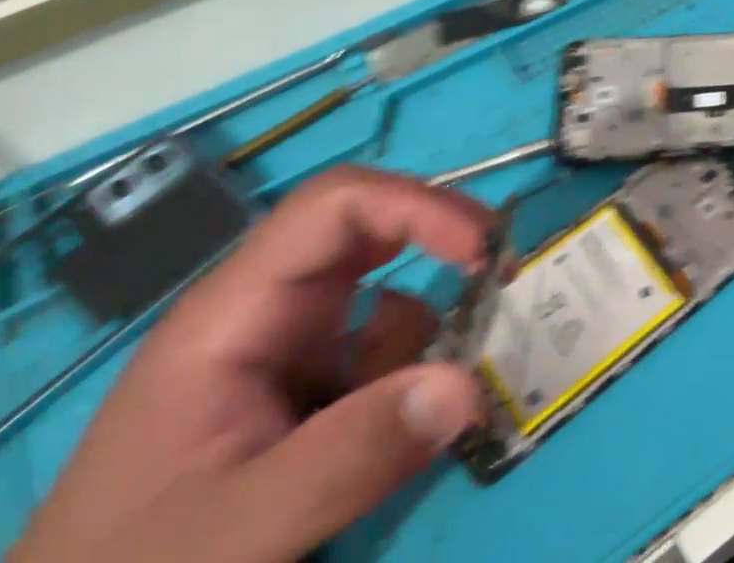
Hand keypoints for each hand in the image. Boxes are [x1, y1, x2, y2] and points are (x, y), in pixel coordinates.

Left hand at [13, 167, 495, 562]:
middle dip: (442, 246)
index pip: (335, 208)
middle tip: (500, 284)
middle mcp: (265, 314)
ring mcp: (286, 351)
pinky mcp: (304, 390)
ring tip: (423, 417)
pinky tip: (395, 439)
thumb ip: (348, 460)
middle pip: (371, 235)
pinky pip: (383, 357)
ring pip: (388, 300)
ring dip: (426, 341)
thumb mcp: (236, 526)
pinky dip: (414, 380)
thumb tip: (468, 384)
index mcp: (233, 313)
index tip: (483, 253)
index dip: (418, 207)